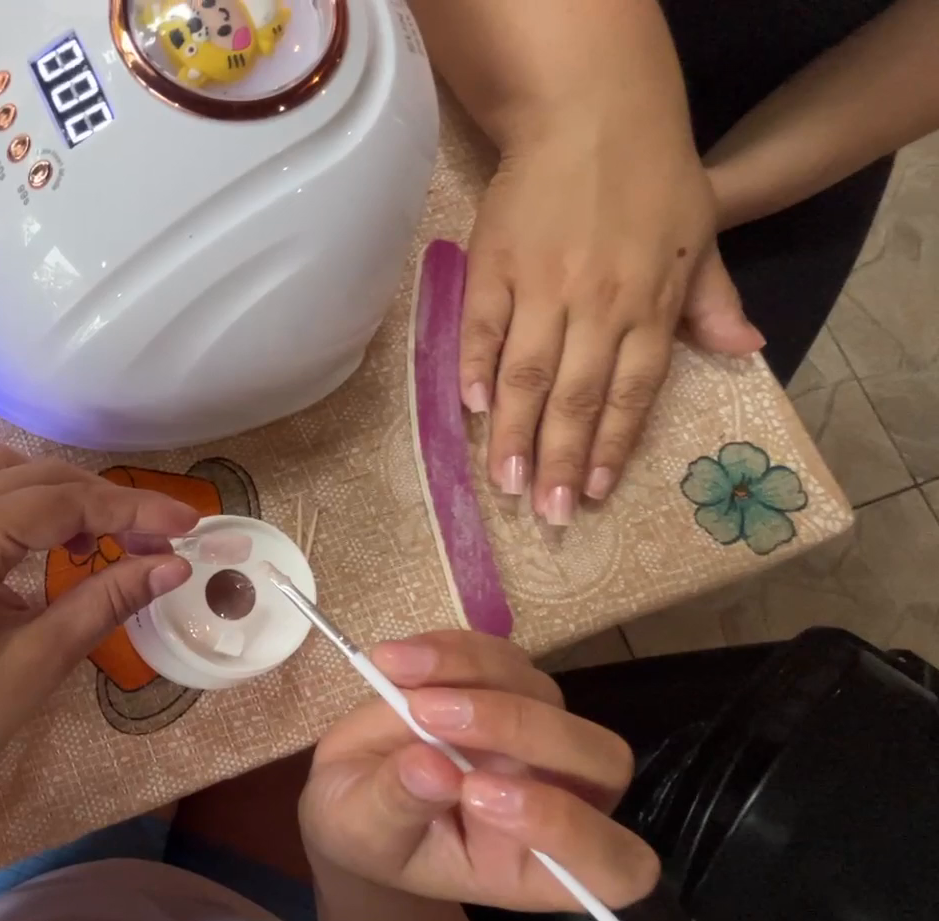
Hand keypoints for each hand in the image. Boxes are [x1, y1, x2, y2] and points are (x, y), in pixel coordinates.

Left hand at [0, 446, 197, 799]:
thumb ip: (108, 598)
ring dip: (58, 493)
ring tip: (100, 538)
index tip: (189, 524)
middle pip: (38, 478)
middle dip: (103, 502)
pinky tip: (43, 535)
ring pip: (5, 473)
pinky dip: (18, 500)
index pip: (65, 502)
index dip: (133, 510)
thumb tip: (174, 565)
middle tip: (158, 540)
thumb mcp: (42, 655)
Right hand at [298, 630, 658, 910]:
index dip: (566, 827)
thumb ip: (399, 806)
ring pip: (541, 693)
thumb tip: (431, 767)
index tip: (476, 794)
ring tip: (391, 669)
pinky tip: (395, 658)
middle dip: (517, 728)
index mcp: (541, 865)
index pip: (609, 863)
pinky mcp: (501, 688)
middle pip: (597, 760)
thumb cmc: (363, 831)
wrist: (349, 788)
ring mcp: (535, 739)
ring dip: (469, 672)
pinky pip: (498, 657)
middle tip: (428, 714)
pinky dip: (449, 650)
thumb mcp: (364, 831)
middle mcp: (559, 799)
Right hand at [462, 120, 764, 521]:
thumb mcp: (698, 234)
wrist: (589, 116)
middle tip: (548, 512)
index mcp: (651, 299)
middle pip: (577, 395)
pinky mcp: (492, 271)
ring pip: (528, 374)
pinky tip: (472, 411)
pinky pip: (481, 331)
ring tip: (505, 483)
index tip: (596, 493)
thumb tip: (740, 350)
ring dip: (516, 433)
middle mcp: (600, 301)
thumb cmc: (646, 178)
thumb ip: (709, 297)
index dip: (613, 445)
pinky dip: (475, 370)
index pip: (632, 390)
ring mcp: (541, 287)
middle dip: (563, 459)